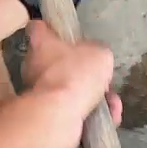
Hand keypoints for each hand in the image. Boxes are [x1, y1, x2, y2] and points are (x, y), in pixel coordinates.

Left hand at [18, 21, 120, 147]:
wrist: (59, 114)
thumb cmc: (75, 73)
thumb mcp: (99, 54)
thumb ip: (98, 53)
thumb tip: (96, 60)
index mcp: (40, 41)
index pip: (38, 27)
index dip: (52, 30)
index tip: (67, 37)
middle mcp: (34, 64)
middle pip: (60, 63)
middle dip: (86, 75)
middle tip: (104, 82)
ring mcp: (39, 91)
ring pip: (71, 91)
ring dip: (95, 98)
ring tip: (112, 105)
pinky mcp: (47, 114)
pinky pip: (72, 111)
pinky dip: (91, 116)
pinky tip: (110, 119)